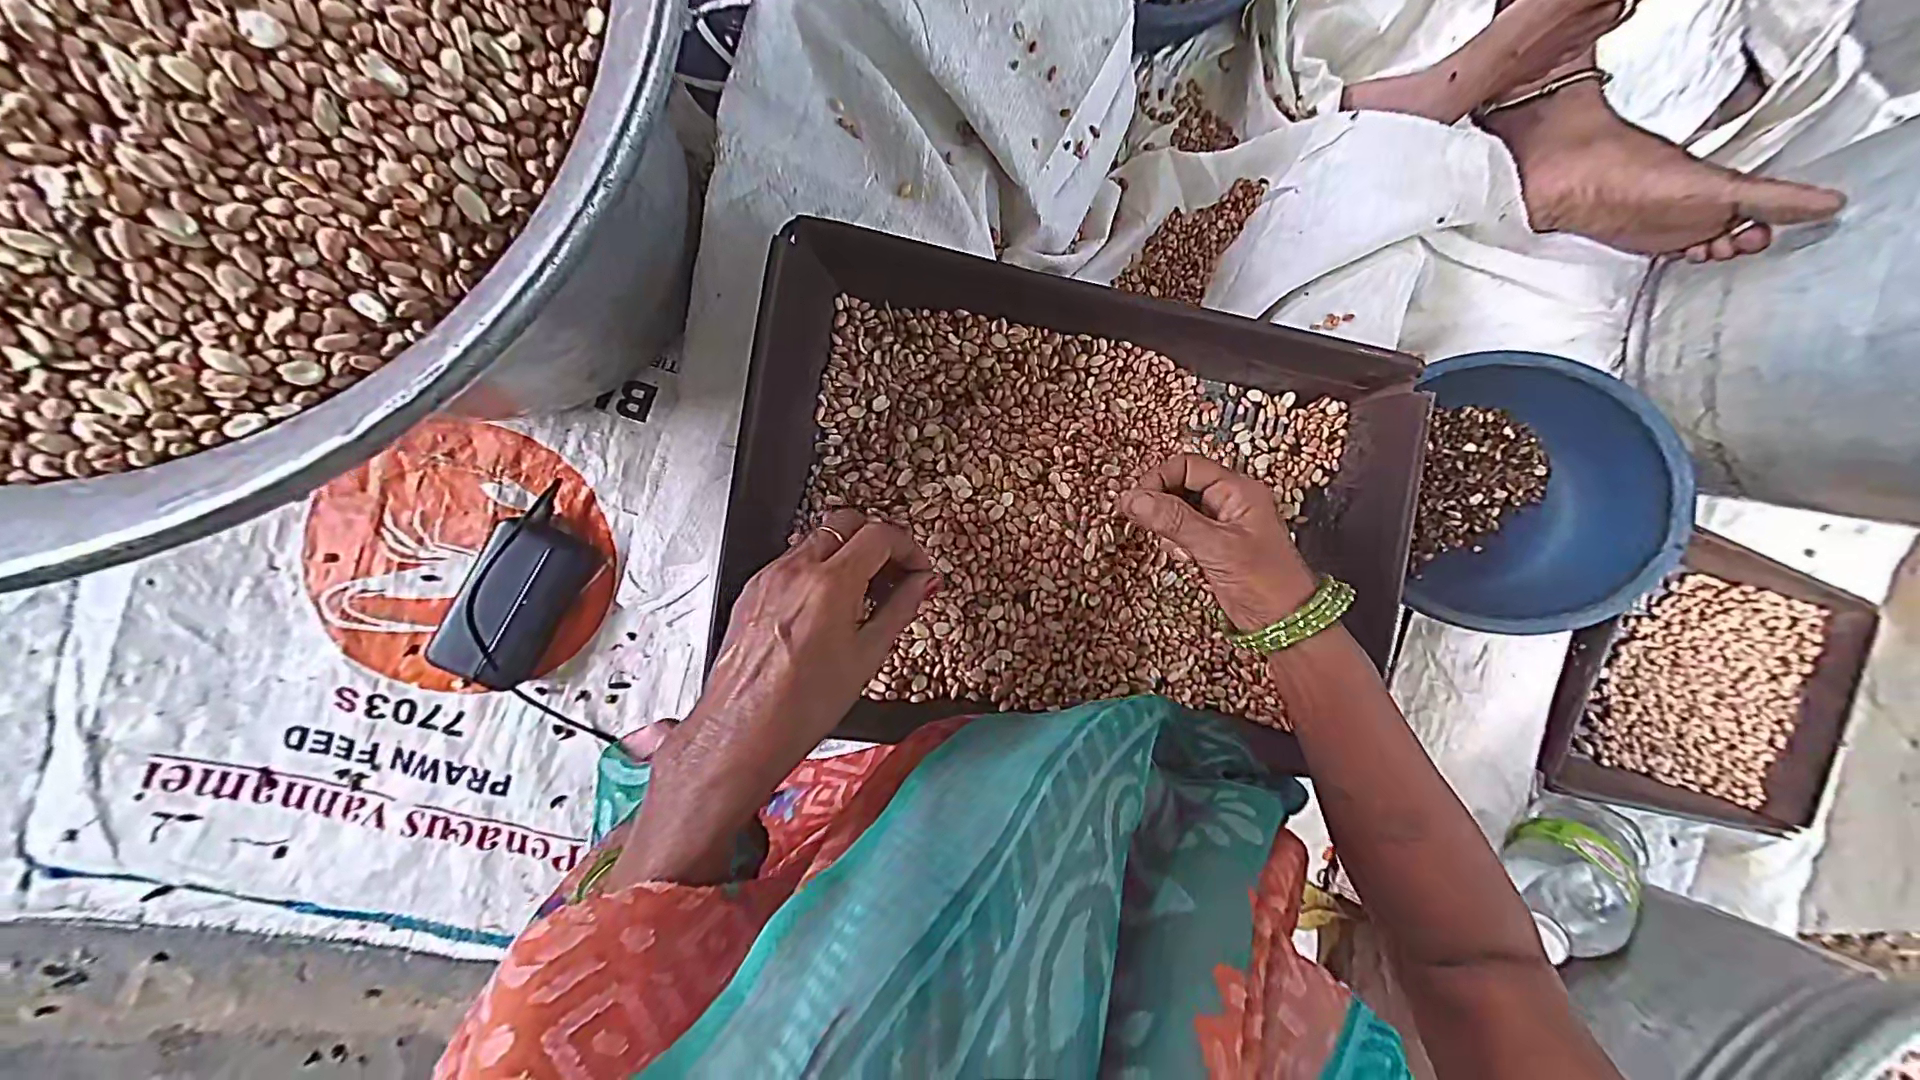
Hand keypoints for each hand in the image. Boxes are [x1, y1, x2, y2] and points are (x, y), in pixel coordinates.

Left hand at [609, 511, 935, 886]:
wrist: (743, 731)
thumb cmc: (799, 706)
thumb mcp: (867, 656)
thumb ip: (901, 608)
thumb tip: (921, 584)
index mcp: (830, 583)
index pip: (880, 534)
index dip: (908, 547)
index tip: (917, 568)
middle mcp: (795, 570)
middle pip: (848, 523)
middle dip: (879, 540)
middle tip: (895, 571)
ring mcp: (769, 577)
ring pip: (819, 538)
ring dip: (848, 553)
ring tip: (864, 592)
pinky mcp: (753, 589)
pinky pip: (793, 560)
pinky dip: (819, 568)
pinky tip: (830, 604)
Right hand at [1118, 454, 1317, 631]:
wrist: (1285, 623)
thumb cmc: (1264, 582)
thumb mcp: (1216, 547)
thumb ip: (1173, 520)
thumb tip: (1133, 499)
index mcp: (1238, 490)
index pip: (1187, 466)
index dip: (1158, 479)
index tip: (1136, 501)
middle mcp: (1229, 502)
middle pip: (1180, 485)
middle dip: (1159, 503)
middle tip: (1144, 523)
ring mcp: (1221, 525)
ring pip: (1177, 510)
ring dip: (1166, 526)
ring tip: (1175, 548)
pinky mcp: (1213, 546)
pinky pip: (1182, 533)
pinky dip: (1173, 543)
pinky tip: (1183, 559)